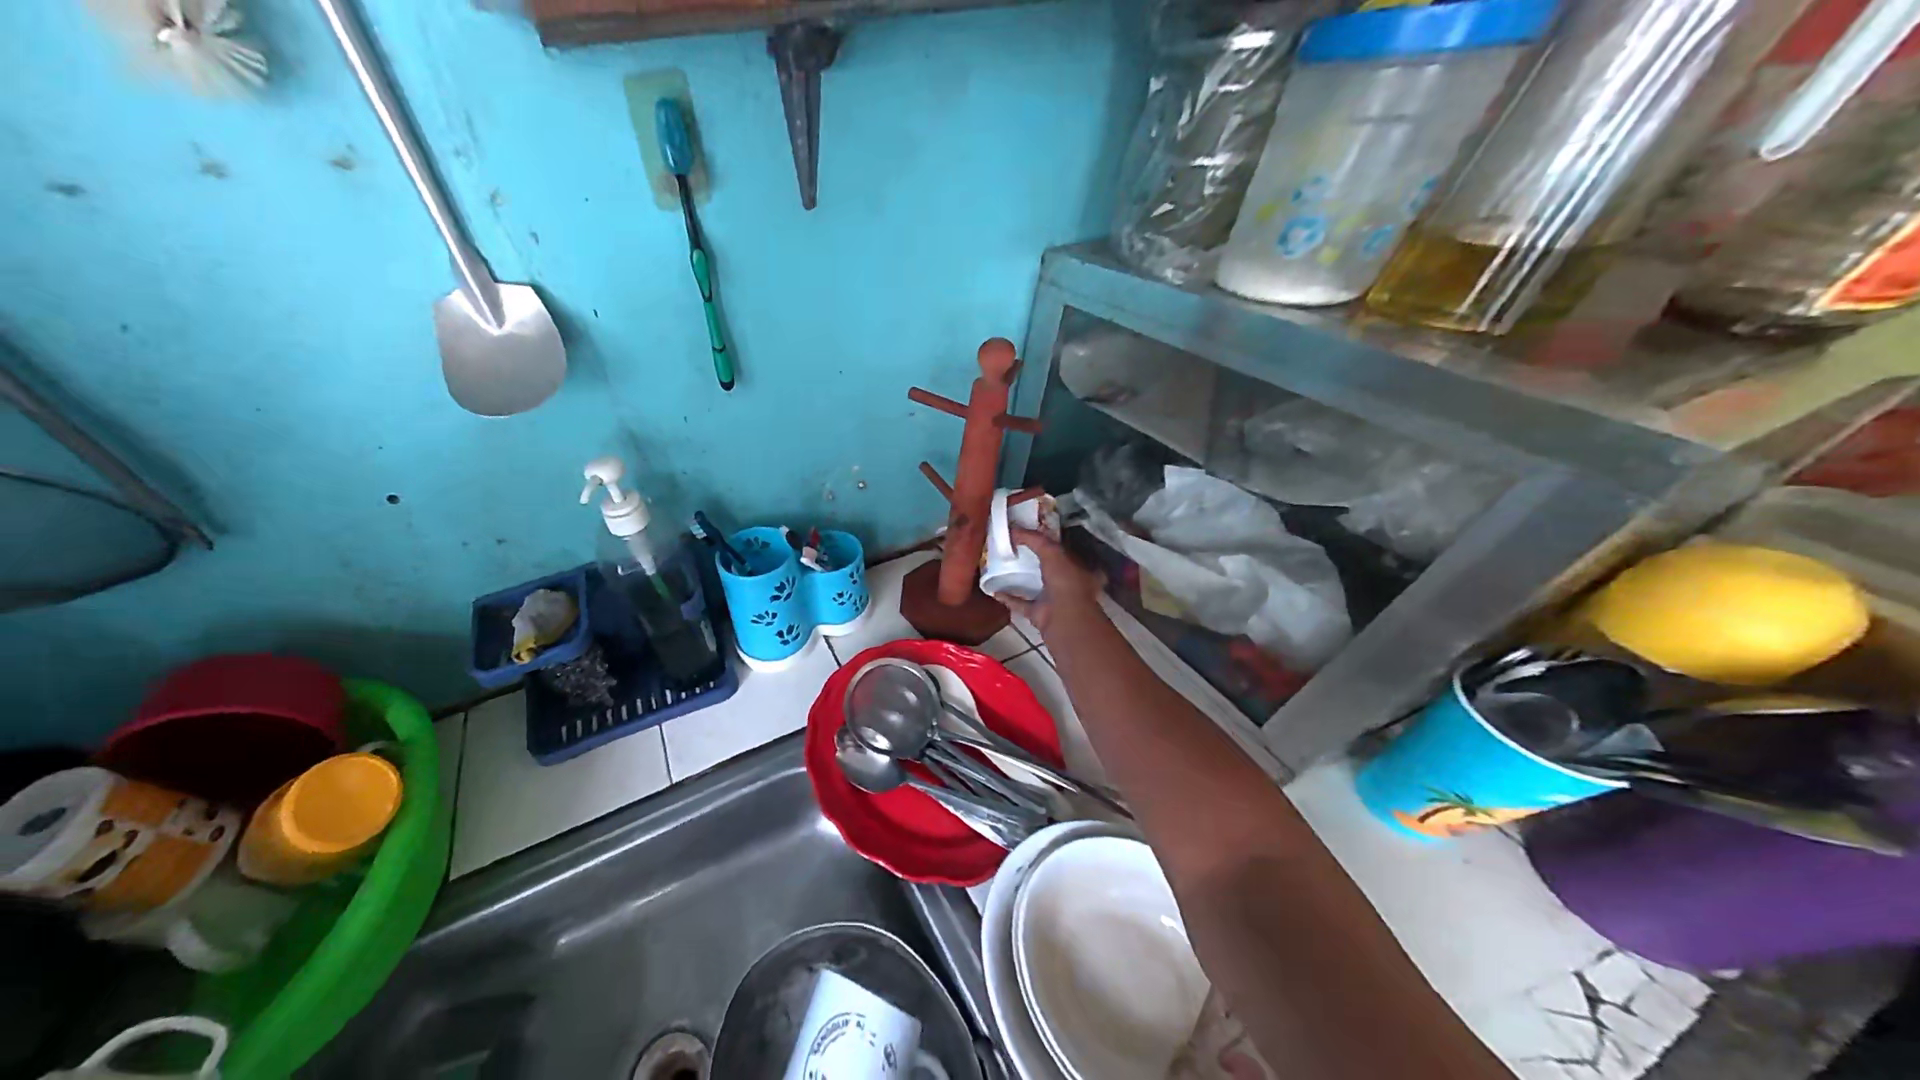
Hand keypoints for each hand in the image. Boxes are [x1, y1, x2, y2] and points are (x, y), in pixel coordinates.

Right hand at [998, 527, 1104, 636]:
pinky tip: (995, 590)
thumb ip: (1034, 539)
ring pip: (1035, 586)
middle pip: (1048, 568)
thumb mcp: (1052, 552)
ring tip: (1003, 566)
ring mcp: (1053, 600)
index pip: (1062, 549)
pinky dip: (1009, 598)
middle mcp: (1067, 583)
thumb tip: (1014, 529)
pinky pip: (1021, 603)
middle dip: (1033, 559)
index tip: (1029, 532)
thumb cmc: (1065, 581)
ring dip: (1021, 578)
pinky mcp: (1039, 613)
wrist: (1063, 618)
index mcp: (1077, 567)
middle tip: (1013, 547)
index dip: (1048, 540)